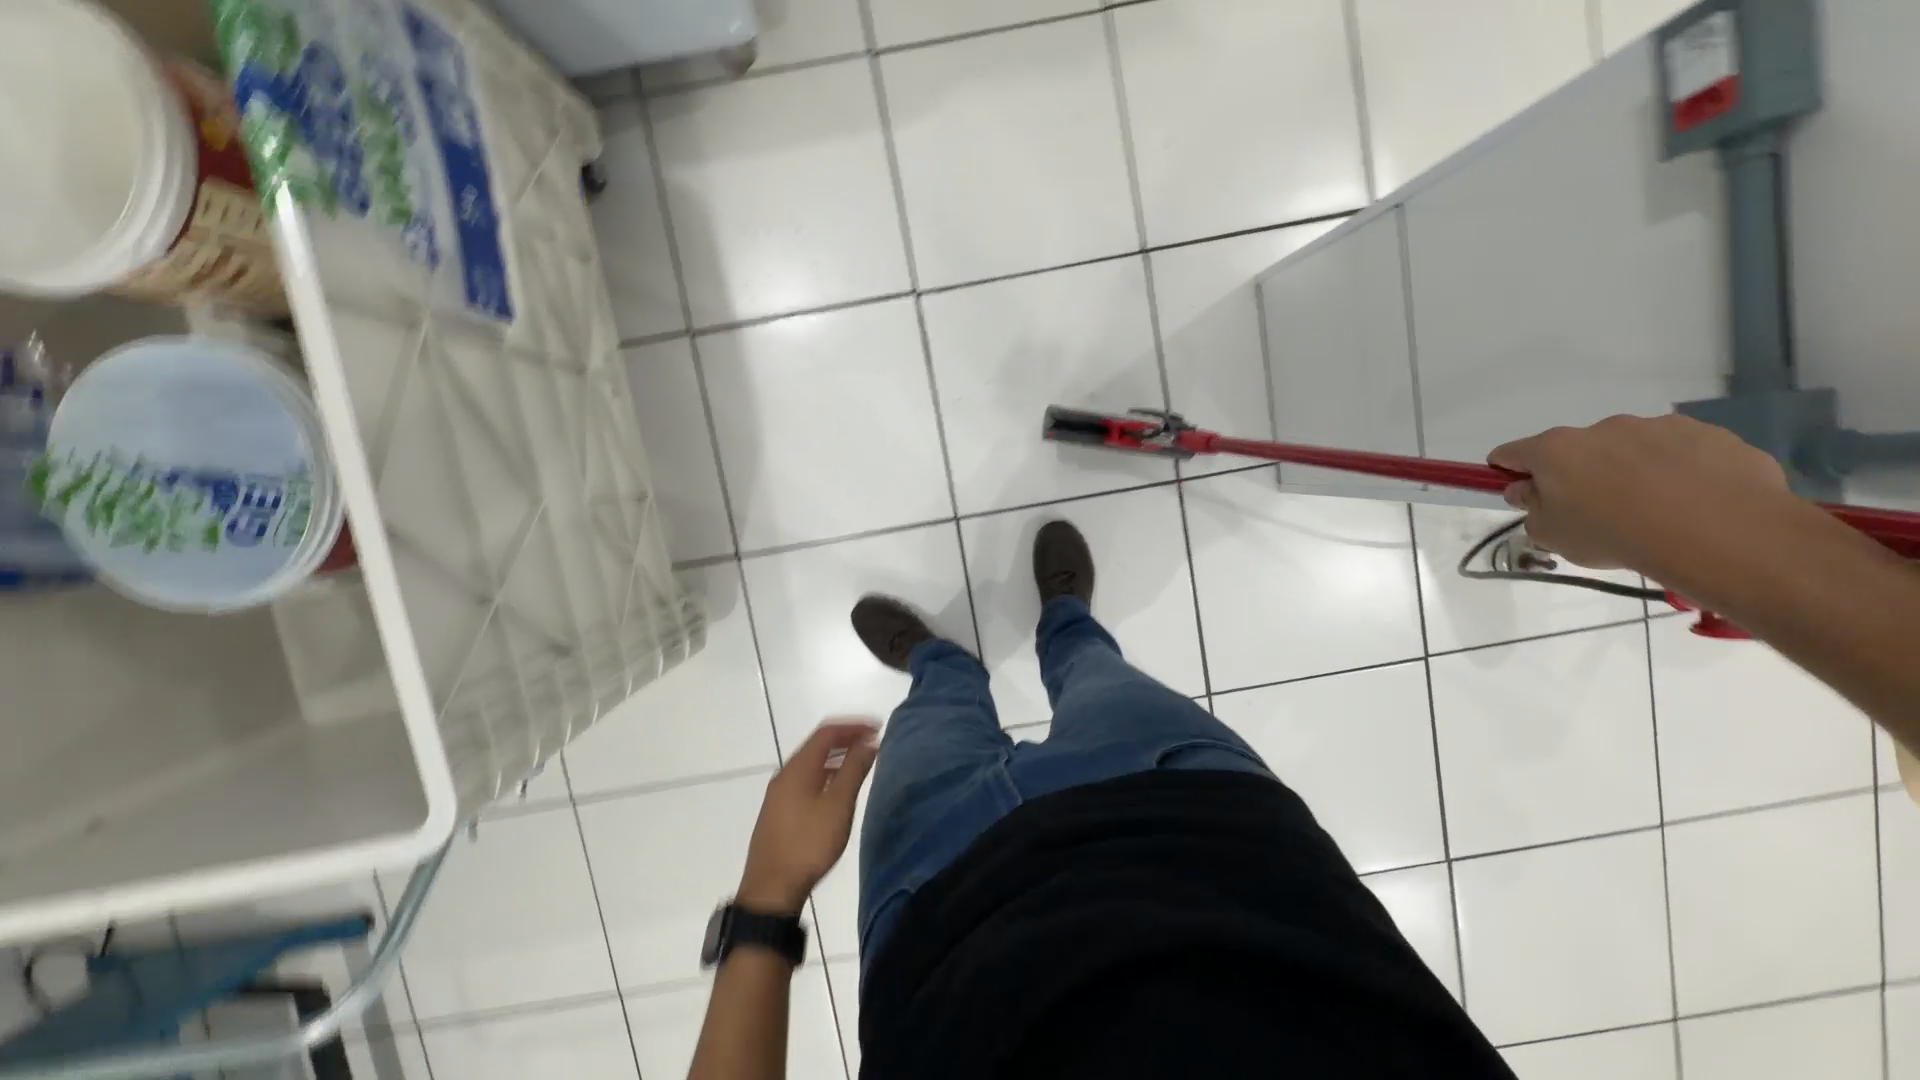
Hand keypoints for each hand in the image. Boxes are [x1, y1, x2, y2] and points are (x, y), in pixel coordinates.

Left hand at [736, 720, 880, 913]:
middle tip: (871, 744)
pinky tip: (836, 791)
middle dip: (845, 740)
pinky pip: (804, 780)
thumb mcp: (838, 805)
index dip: (853, 726)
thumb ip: (854, 770)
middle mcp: (784, 775)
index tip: (878, 729)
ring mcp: (778, 794)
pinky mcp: (777, 812)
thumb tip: (868, 743)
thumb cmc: (809, 844)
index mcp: (798, 768)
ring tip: (859, 764)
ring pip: (810, 764)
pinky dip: (824, 774)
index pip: (827, 732)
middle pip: (816, 745)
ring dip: (834, 758)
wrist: (771, 888)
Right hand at [1489, 414, 1788, 570]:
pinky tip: (1692, 505)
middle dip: (1580, 474)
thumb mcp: (1553, 536)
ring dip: (1632, 472)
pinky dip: (1679, 474)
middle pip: (1578, 450)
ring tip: (1654, 513)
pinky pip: (1682, 455)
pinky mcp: (1710, 436)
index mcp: (1556, 449)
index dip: (1508, 472)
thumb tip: (1530, 491)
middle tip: (1595, 514)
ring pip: (1633, 450)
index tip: (1520, 493)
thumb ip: (1533, 510)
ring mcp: (1660, 427)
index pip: (1511, 453)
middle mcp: (1604, 428)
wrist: (1717, 531)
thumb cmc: (1614, 534)